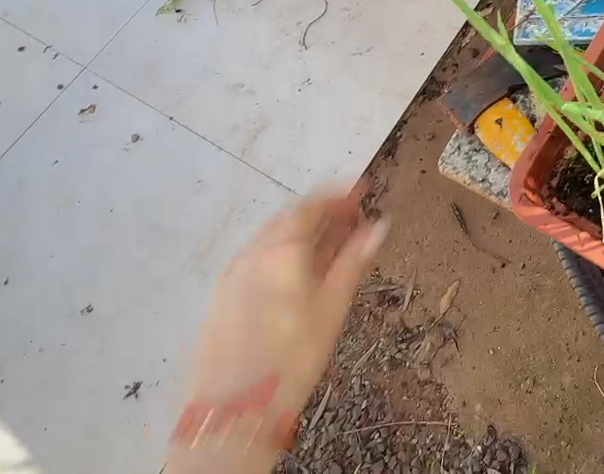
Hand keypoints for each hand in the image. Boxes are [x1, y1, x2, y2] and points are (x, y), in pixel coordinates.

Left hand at [165, 191, 386, 473]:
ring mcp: (233, 274)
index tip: (363, 190)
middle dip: (323, 213)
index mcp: (282, 248)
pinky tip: (298, 273)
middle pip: (291, 218)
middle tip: (352, 219)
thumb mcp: (333, 307)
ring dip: (302, 233)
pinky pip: (258, 259)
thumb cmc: (294, 356)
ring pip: (272, 239)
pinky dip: (282, 253)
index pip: (312, 204)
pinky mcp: (222, 297)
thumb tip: (381, 224)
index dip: (340, 194)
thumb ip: (355, 260)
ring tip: (330, 246)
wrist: (232, 413)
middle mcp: (254, 252)